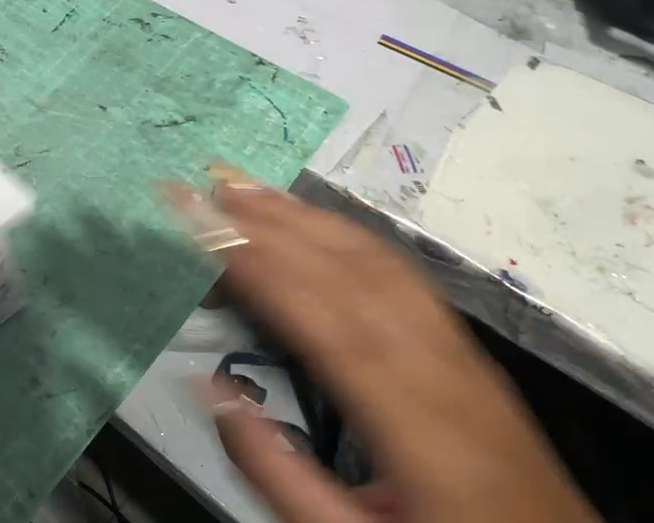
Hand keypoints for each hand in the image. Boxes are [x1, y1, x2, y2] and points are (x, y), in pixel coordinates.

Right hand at [169, 173, 598, 522]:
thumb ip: (274, 468)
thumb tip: (206, 386)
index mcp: (404, 414)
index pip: (312, 311)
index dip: (246, 256)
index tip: (188, 217)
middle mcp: (433, 367)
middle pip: (342, 272)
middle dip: (263, 221)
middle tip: (198, 186)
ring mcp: (456, 354)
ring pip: (374, 264)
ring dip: (303, 217)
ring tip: (243, 187)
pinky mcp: (465, 353)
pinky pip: (405, 278)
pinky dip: (349, 235)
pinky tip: (315, 222)